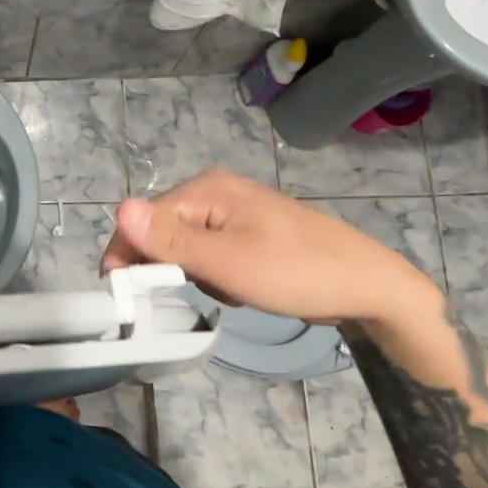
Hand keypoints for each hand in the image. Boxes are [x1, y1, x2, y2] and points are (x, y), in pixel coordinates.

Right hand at [101, 169, 443, 326]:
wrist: (368, 287)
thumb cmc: (297, 273)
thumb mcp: (227, 263)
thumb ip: (170, 240)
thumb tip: (118, 207)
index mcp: (207, 189)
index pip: (142, 219)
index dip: (128, 257)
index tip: (126, 298)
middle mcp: (216, 190)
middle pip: (161, 231)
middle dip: (167, 268)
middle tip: (194, 293)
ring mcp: (234, 211)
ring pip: (184, 247)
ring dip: (193, 275)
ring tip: (223, 292)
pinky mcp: (248, 232)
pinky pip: (209, 253)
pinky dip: (214, 275)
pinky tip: (237, 289)